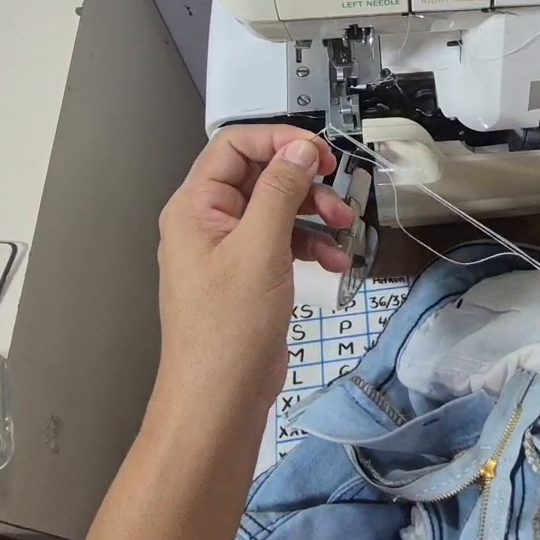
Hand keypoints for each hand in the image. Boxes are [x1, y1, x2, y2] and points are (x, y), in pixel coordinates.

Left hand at [154, 125, 356, 400]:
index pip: (235, 146)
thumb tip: (300, 149)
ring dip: (315, 214)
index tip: (320, 153)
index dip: (279, 141)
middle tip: (337, 195)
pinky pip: (285, 240)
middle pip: (262, 175)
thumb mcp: (260, 249)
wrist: (220, 399)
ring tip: (344, 230)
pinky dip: (312, 243)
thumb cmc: (228, 329)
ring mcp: (231, 248)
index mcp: (196, 207)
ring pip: (279, 207)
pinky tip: (333, 259)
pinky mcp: (251, 272)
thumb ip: (281, 191)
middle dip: (305, 183)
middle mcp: (210, 221)